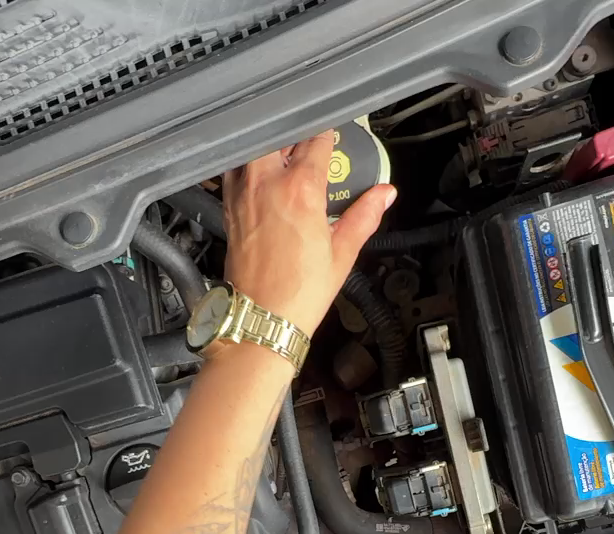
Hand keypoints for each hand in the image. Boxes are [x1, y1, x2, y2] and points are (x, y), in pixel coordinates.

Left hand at [221, 130, 394, 334]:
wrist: (262, 318)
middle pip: (279, 136)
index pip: (317, 141)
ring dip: (269, 148)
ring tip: (285, 161)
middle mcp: (266, 185)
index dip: (329, 135)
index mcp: (300, 190)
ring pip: (253, 149)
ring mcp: (243, 195)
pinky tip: (262, 180)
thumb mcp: (342, 255)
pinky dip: (248, 167)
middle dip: (295, 136)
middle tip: (308, 148)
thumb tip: (384, 195)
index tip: (334, 137)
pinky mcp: (229, 210)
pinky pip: (235, 172)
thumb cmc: (297, 295)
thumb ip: (363, 217)